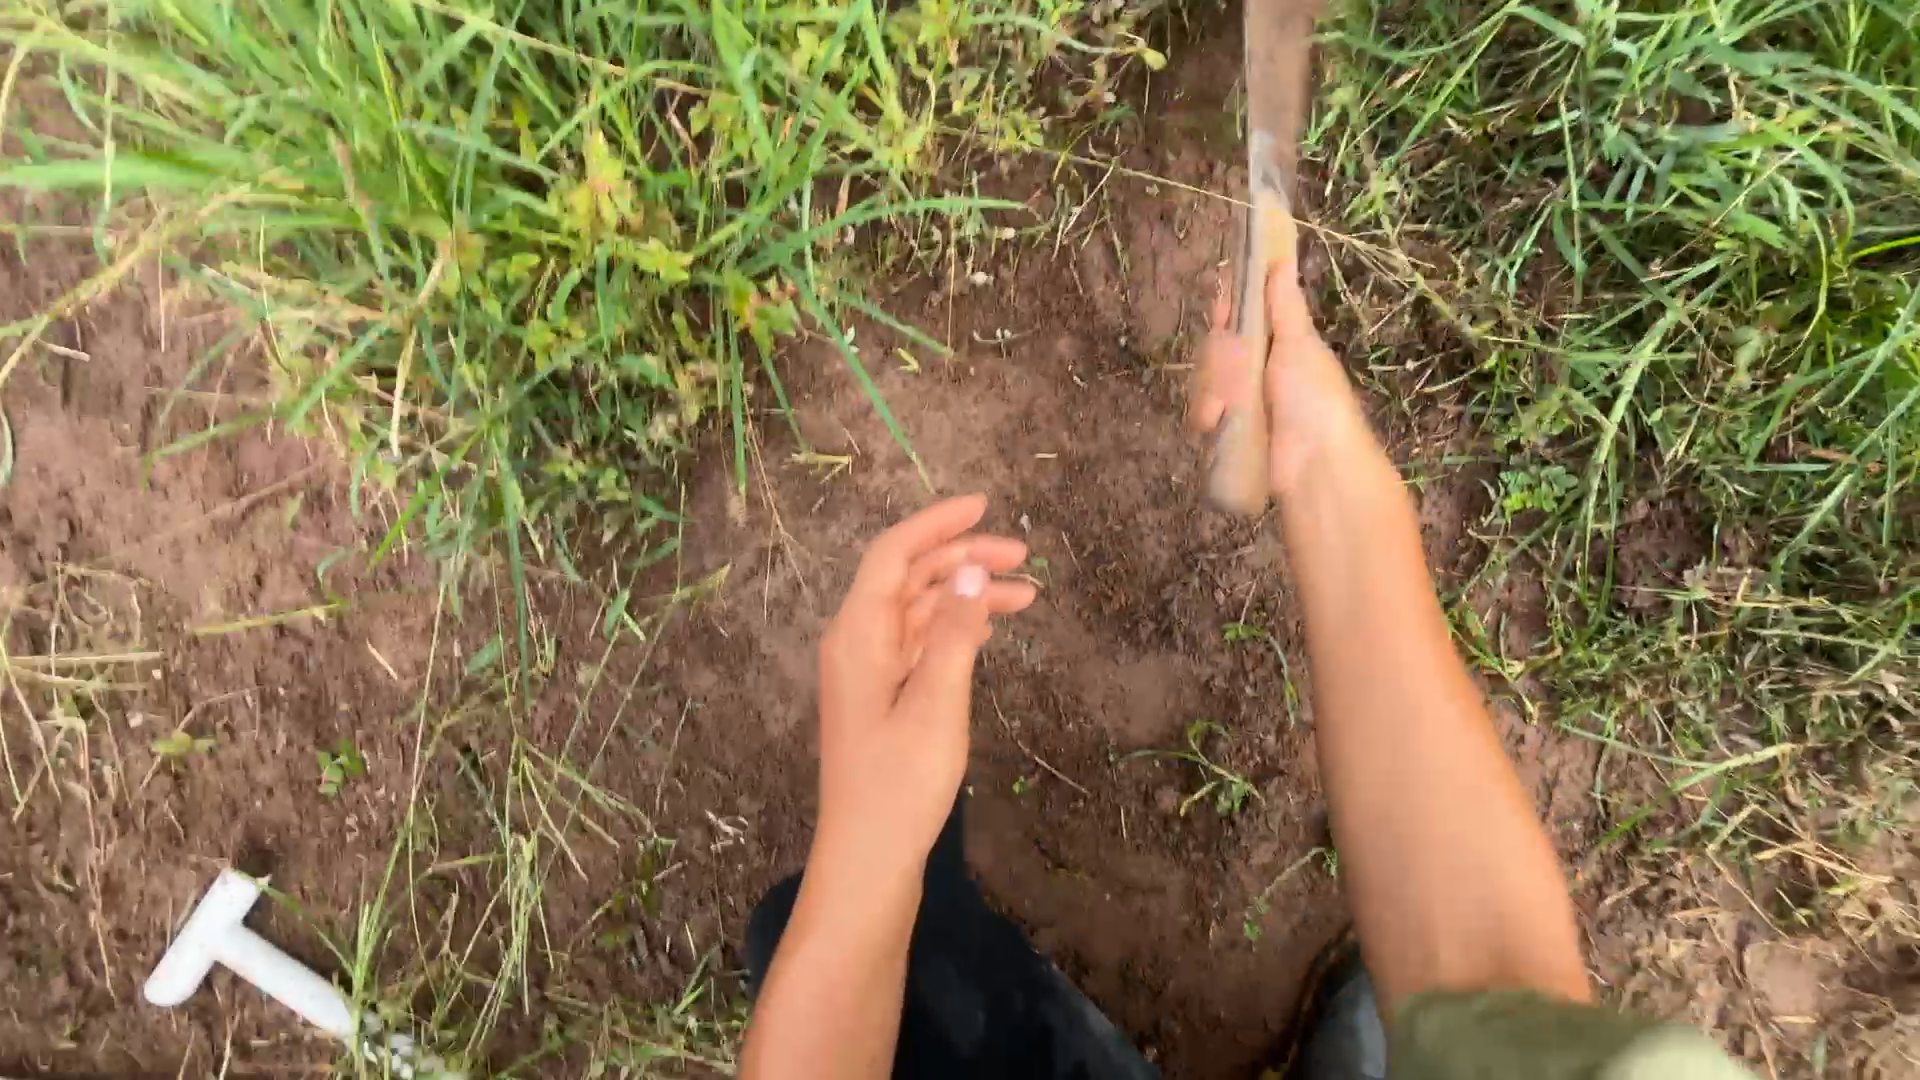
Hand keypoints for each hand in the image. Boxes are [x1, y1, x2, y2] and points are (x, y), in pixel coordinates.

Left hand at [814, 494, 1037, 876]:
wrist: (869, 859)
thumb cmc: (900, 785)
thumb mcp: (936, 704)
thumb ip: (953, 633)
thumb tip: (971, 571)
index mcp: (858, 633)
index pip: (894, 554)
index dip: (938, 523)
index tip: (985, 505)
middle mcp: (858, 640)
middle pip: (910, 577)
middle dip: (964, 558)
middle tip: (1023, 556)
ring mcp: (870, 668)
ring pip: (920, 609)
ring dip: (966, 595)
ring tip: (1026, 594)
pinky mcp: (885, 693)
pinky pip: (921, 641)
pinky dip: (955, 626)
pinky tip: (988, 628)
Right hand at [1186, 264, 1366, 494]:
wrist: (1313, 463)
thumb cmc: (1315, 398)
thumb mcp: (1300, 344)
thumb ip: (1284, 304)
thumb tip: (1280, 258)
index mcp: (1277, 343)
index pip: (1241, 313)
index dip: (1229, 308)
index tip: (1224, 308)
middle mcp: (1255, 368)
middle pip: (1215, 346)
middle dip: (1219, 359)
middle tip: (1236, 371)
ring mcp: (1238, 400)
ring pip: (1203, 379)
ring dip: (1211, 391)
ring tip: (1227, 410)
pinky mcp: (1224, 429)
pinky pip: (1198, 410)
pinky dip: (1205, 416)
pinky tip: (1217, 424)